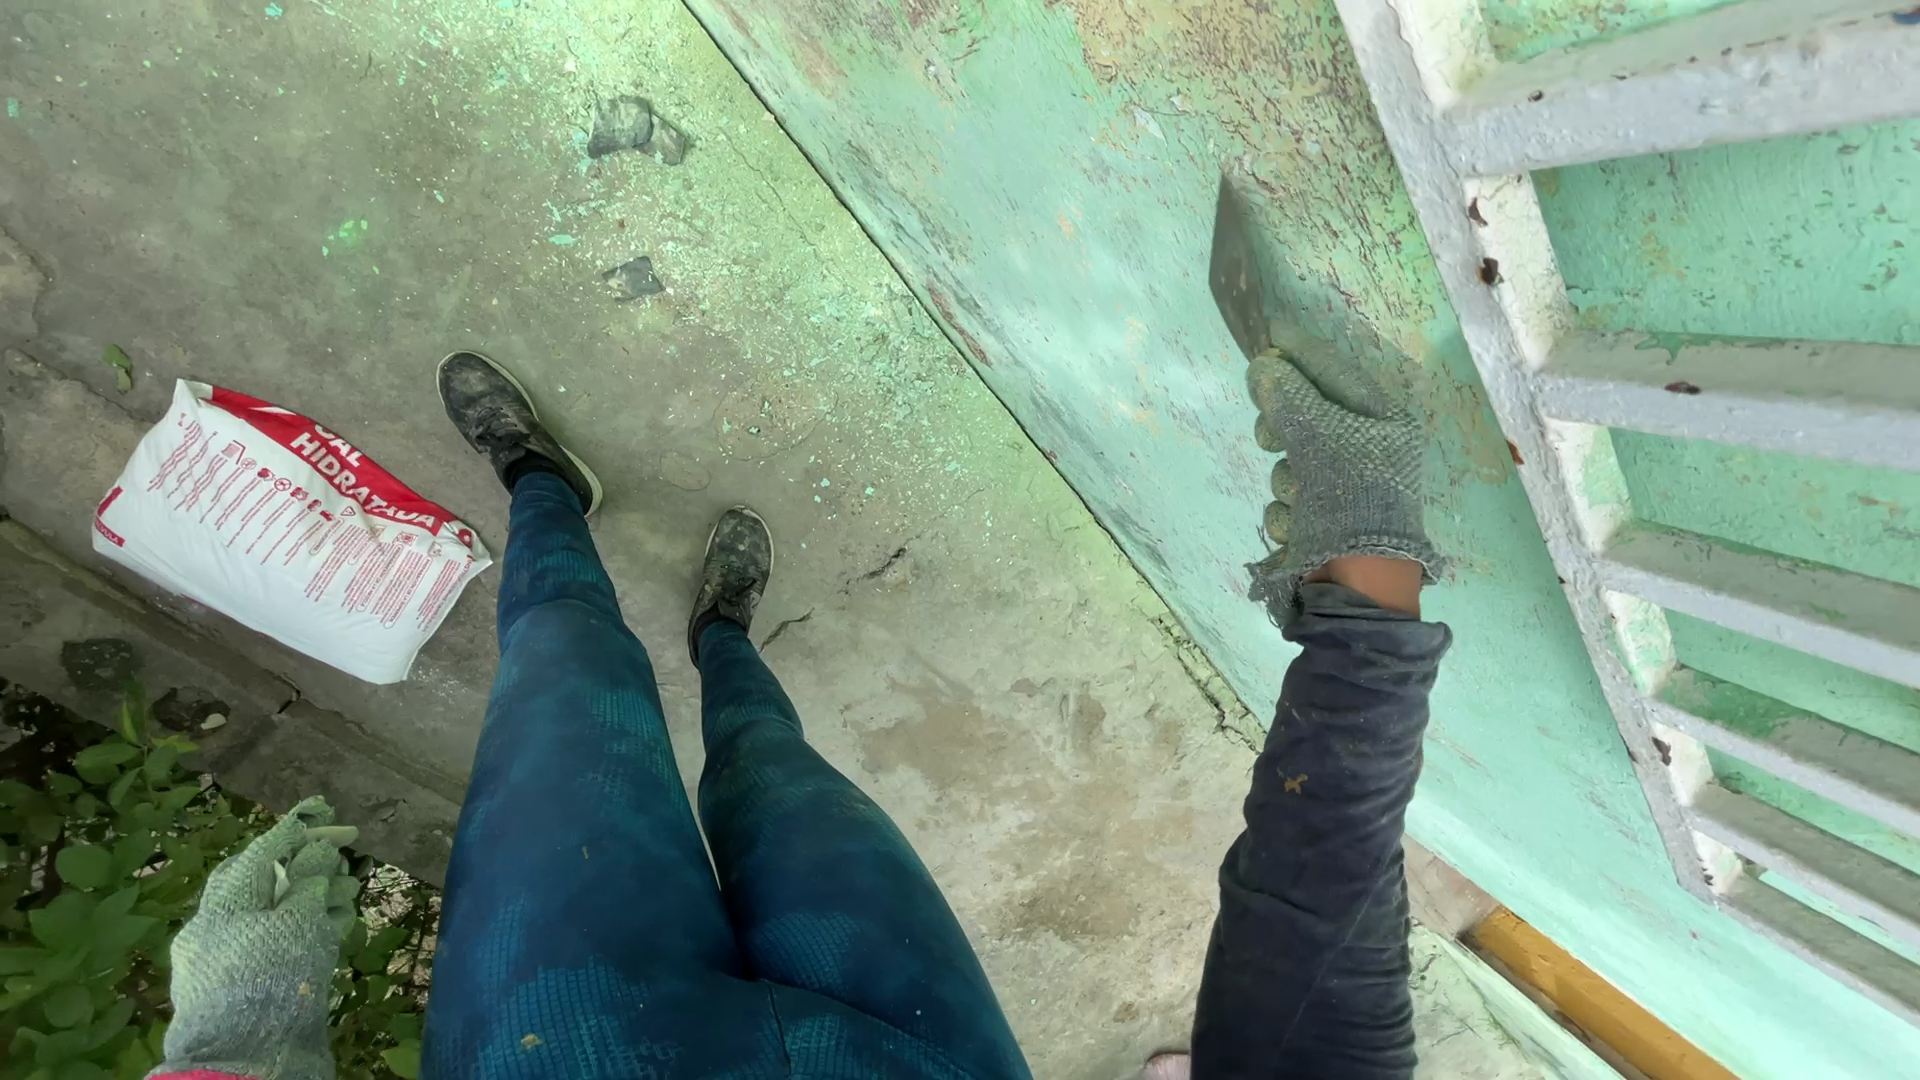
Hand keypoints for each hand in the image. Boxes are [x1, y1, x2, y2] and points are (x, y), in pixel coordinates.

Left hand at [159, 796, 359, 1079]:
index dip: (294, 826)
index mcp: (222, 908)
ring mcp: (230, 955)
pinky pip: (279, 934)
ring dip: (315, 891)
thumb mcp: (300, 917)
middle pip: (261, 878)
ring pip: (276, 906)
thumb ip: (309, 877)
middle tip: (344, 848)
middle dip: (305, 860)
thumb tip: (317, 847)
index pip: (259, 852)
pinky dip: (309, 921)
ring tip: (351, 890)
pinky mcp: (249, 977)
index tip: (323, 806)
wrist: (250, 1056)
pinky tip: (338, 921)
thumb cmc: (273, 976)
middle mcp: (218, 927)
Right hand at [1246, 327, 1437, 622]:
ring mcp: (1340, 482)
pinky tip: (1301, 524)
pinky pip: (1287, 493)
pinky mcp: (1320, 513)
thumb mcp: (1321, 437)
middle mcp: (1363, 446)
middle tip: (1272, 437)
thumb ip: (1289, 397)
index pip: (1332, 370)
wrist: (1357, 580)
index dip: (1298, 354)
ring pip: (1288, 457)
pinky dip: (1288, 509)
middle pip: (1303, 413)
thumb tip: (1263, 365)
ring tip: (1300, 499)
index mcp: (1381, 418)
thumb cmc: (1352, 497)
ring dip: (1286, 479)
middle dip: (1282, 429)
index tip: (1265, 340)